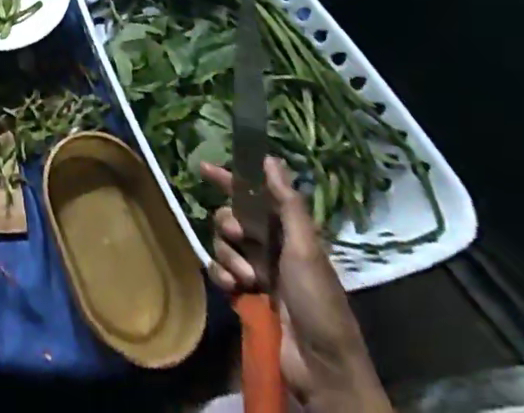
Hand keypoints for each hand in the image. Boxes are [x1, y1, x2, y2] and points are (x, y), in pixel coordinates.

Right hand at [200, 159, 387, 410]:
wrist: (320, 363)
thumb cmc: (318, 301)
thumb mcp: (306, 249)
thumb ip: (287, 204)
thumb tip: (270, 159)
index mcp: (288, 234)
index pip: (254, 196)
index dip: (230, 180)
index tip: (203, 168)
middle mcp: (269, 248)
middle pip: (230, 219)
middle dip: (228, 225)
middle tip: (238, 235)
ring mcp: (255, 270)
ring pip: (221, 245)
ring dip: (228, 257)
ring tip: (247, 280)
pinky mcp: (242, 293)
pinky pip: (217, 271)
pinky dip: (221, 277)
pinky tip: (234, 290)